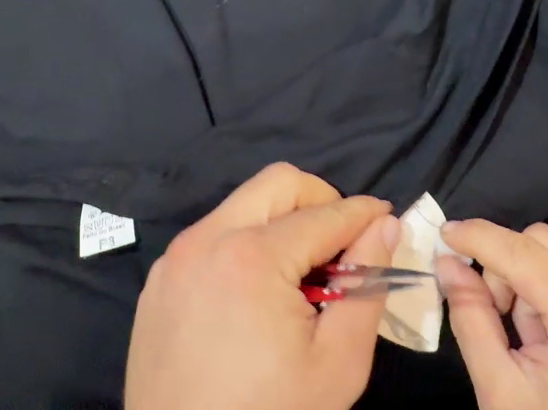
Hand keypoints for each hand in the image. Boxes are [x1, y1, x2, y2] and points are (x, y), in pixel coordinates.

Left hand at [124, 163, 400, 409]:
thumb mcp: (336, 363)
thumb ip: (367, 285)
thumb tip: (385, 226)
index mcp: (252, 256)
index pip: (324, 214)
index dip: (363, 213)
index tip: (387, 216)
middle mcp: (207, 240)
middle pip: (278, 183)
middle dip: (320, 200)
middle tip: (343, 242)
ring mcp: (176, 259)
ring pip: (243, 205)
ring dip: (282, 221)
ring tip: (303, 274)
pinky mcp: (160, 282)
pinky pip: (213, 237)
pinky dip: (246, 244)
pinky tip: (259, 294)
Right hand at [436, 219, 547, 409]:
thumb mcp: (504, 393)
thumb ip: (472, 320)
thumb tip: (448, 263)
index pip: (523, 252)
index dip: (479, 237)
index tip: (444, 233)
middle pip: (543, 241)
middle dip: (508, 269)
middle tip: (500, 318)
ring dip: (533, 277)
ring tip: (535, 338)